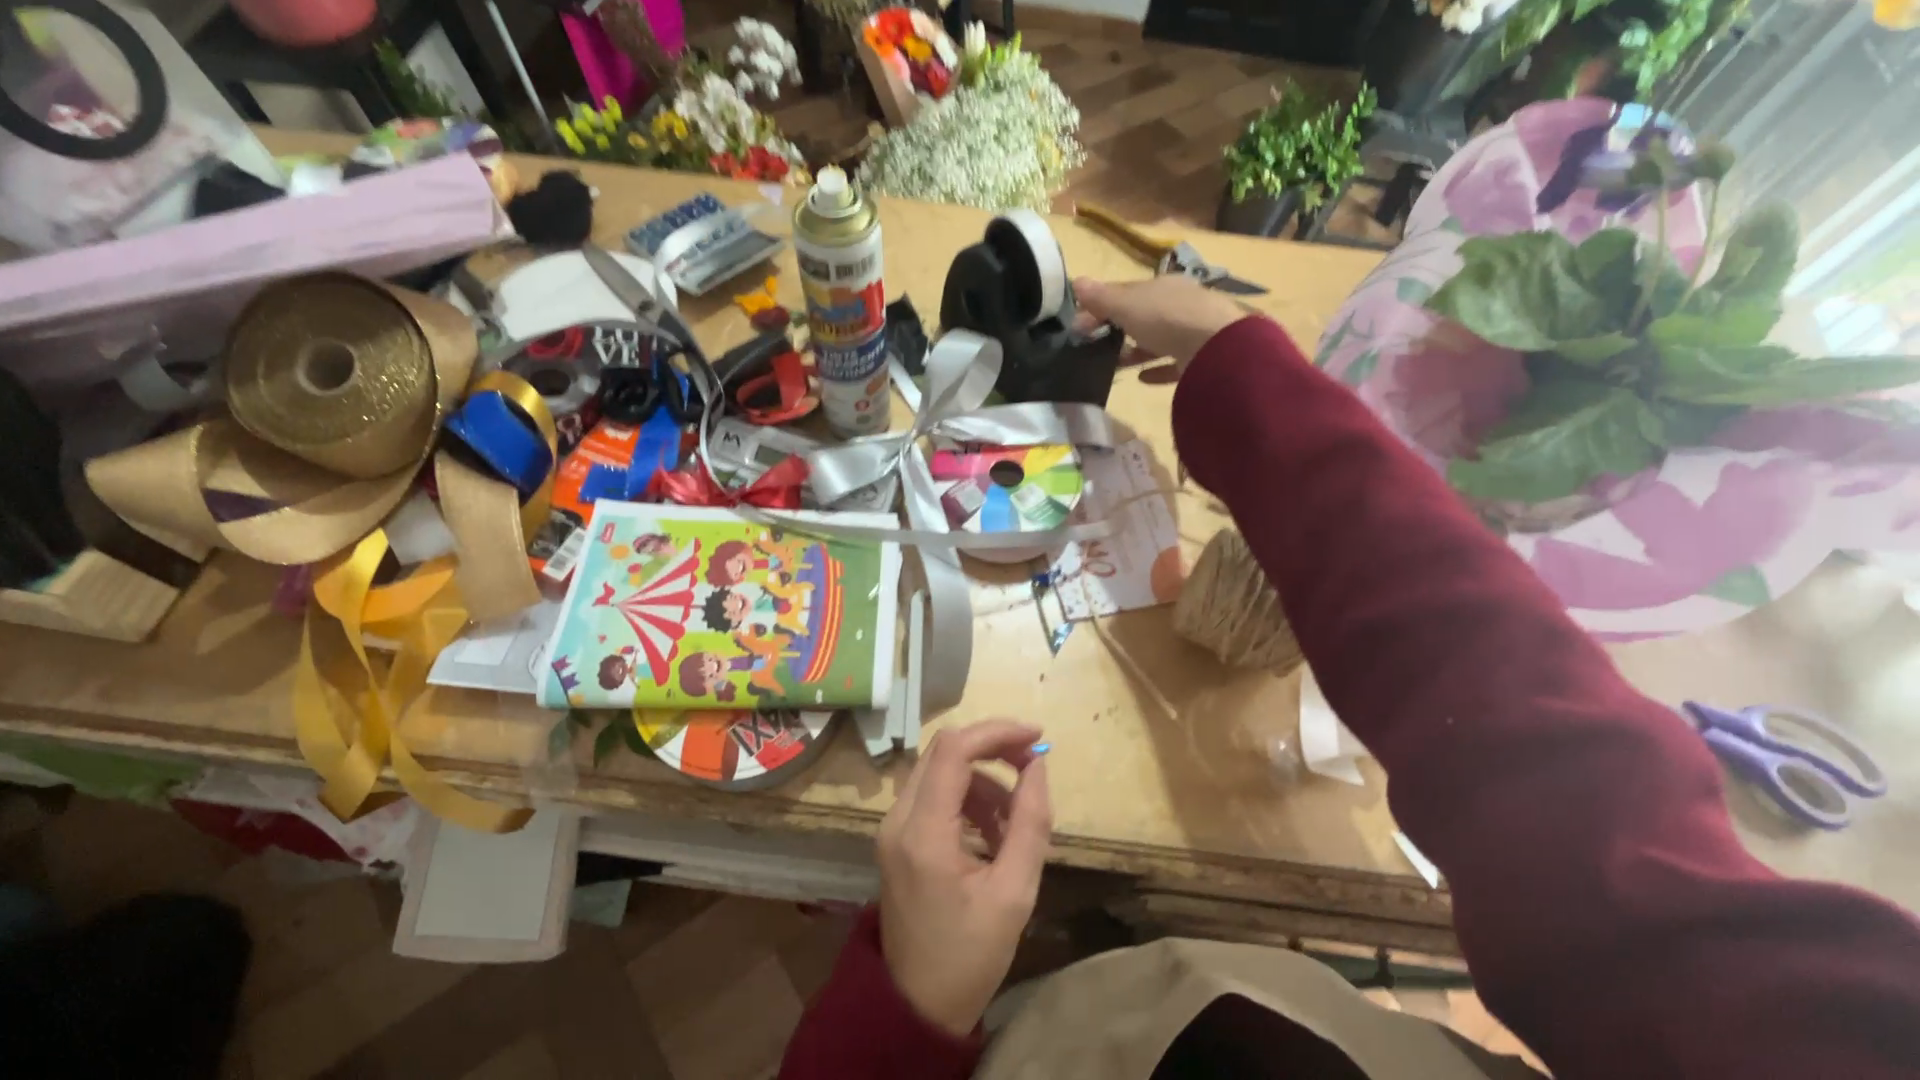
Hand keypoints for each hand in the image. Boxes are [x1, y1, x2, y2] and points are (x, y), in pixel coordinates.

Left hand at [877, 720, 1051, 1037]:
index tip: (1039, 737)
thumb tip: (1038, 766)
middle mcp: (898, 820)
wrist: (916, 1004)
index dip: (997, 732)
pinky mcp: (898, 840)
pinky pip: (935, 797)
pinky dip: (968, 800)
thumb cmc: (969, 956)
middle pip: (944, 753)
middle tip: (1034, 770)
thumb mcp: (1014, 893)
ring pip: (940, 772)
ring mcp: (893, 829)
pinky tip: (995, 835)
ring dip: (984, 781)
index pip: (954, 750)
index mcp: (923, 833)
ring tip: (1017, 824)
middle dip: (993, 751)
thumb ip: (1030, 823)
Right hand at [1073, 275, 1251, 372]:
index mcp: (1163, 286)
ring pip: (1159, 339)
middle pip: (1144, 314)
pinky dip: (1157, 369)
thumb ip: (1101, 297)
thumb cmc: (1166, 317)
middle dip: (1120, 327)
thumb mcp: (1126, 305)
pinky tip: (1141, 379)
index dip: (1101, 306)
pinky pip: (1174, 363)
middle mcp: (1181, 304)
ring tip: (1114, 364)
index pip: (1127, 292)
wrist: (1216, 346)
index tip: (1080, 325)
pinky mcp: (1202, 359)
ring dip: (1137, 349)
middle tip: (1096, 344)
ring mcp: (1194, 332)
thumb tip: (1076, 281)